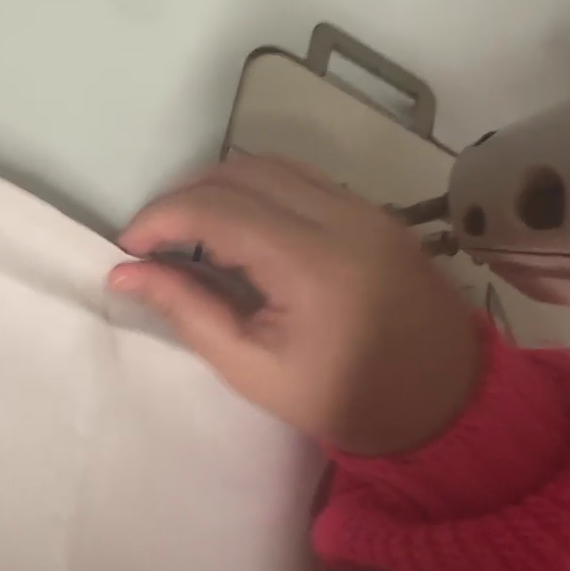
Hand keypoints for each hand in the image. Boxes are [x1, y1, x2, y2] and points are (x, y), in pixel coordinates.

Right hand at [108, 155, 480, 456]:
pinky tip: (233, 228)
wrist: (447, 405)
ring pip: (265, 165)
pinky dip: (249, 190)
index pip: (213, 208)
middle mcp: (340, 217)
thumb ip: (184, 310)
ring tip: (185, 232)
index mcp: (310, 261)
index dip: (157, 220)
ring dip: (212, 188)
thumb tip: (122, 274)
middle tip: (150, 243)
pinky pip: (295, 177)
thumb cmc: (340, 397)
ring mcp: (361, 208)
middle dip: (178, 200)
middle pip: (235, 173)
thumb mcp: (248, 367)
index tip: (126, 251)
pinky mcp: (370, 211)